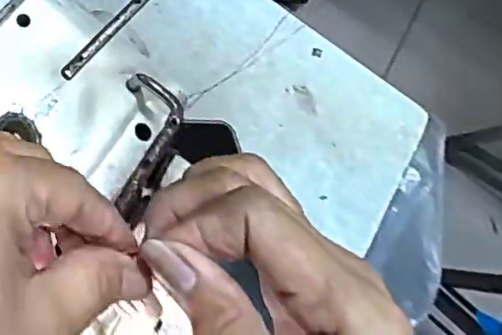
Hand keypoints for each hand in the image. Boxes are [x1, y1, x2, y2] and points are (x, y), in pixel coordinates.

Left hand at [0, 131, 151, 334]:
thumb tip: (124, 267)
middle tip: (103, 263)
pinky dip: (6, 202)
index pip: (75, 189)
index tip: (130, 253)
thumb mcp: (35, 318)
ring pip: (13, 166)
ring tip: (59, 264)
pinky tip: (17, 249)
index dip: (111, 226)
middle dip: (75, 216)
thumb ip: (93, 283)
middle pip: (44, 169)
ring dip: (42, 207)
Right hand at [141, 155, 407, 334]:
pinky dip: (213, 215)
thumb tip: (167, 253)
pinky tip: (192, 246)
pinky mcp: (312, 277)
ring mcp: (328, 267)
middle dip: (188, 201)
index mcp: (348, 297)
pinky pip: (256, 216)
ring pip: (251, 183)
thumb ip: (225, 325)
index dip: (195, 223)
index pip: (252, 209)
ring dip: (197, 199)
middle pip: (249, 181)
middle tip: (153, 244)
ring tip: (167, 239)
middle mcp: (342, 267)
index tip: (159, 258)